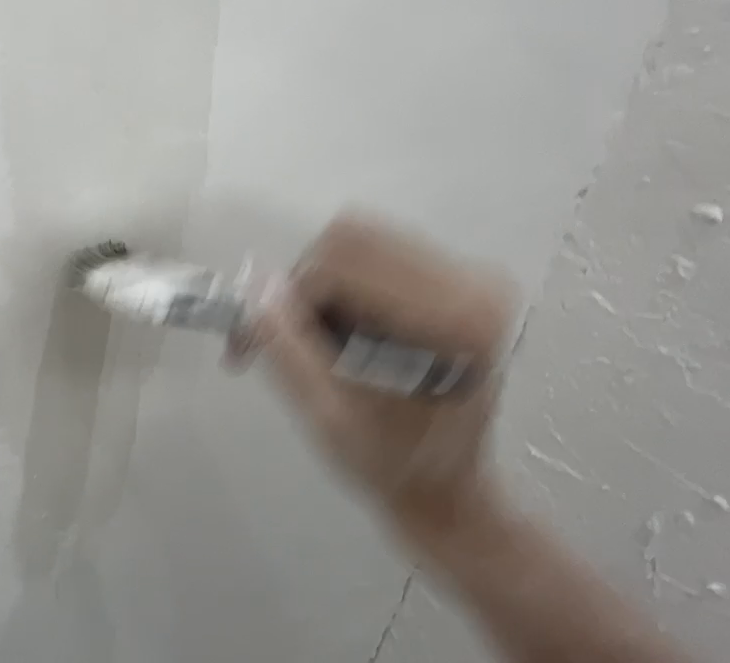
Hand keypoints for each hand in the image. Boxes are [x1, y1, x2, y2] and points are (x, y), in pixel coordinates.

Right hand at [246, 212, 517, 534]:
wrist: (448, 489)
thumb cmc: (391, 464)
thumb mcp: (328, 416)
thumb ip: (289, 348)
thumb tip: (257, 285)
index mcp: (455, 320)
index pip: (342, 265)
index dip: (293, 297)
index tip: (260, 341)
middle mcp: (472, 284)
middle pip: (349, 239)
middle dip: (302, 284)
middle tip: (282, 336)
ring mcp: (466, 276)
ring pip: (354, 239)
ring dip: (316, 284)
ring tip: (308, 336)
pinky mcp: (453, 276)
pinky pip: (370, 251)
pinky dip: (336, 284)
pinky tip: (336, 328)